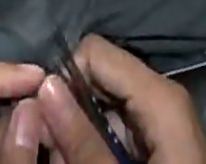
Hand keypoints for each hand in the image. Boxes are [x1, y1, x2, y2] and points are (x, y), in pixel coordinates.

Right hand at [35, 36, 205, 163]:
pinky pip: (115, 128)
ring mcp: (159, 118)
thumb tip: (46, 85)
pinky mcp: (156, 141)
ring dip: (76, 136)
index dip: (65, 81)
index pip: (96, 52)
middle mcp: (161, 94)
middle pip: (98, 78)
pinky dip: (93, 147)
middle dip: (68, 112)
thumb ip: (81, 140)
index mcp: (160, 94)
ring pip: (101, 106)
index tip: (44, 122)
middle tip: (53, 155)